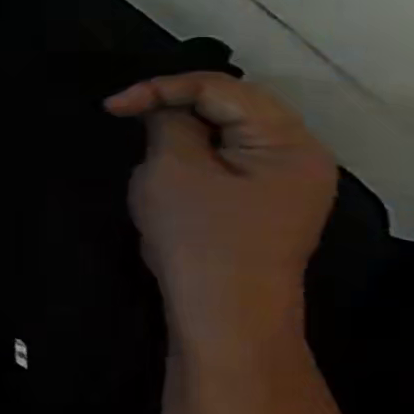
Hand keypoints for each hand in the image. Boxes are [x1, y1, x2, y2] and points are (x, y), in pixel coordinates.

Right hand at [105, 74, 337, 346]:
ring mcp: (288, 181)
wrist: (226, 325)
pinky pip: (230, 156)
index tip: (112, 106)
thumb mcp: (173, 166)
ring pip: (228, 129)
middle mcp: (300, 155)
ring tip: (145, 138)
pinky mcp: (269, 201)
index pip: (218, 87)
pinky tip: (171, 165)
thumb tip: (164, 107)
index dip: (160, 88)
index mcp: (288, 142)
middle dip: (175, 105)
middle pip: (230, 103)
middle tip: (129, 114)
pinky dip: (196, 152)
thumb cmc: (200, 241)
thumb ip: (167, 119)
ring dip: (184, 128)